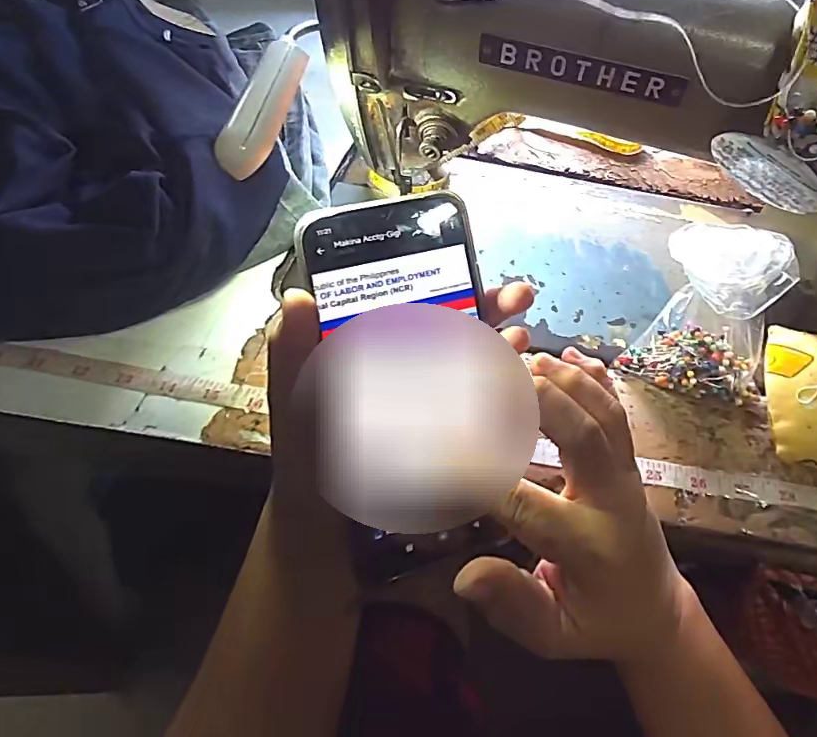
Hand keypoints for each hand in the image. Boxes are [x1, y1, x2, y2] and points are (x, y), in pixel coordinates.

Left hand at [262, 281, 538, 563]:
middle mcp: (418, 372)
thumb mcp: (297, 405)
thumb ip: (293, 356)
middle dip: (495, 309)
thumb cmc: (310, 460)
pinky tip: (523, 388)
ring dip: (507, 348)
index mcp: (382, 352)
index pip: (424, 308)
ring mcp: (443, 408)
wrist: (325, 536)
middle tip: (518, 296)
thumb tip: (297, 297)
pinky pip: (491, 414)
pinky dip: (511, 398)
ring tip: (520, 341)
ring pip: (484, 367)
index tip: (478, 279)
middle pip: (464, 330)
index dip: (454, 289)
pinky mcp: (458, 444)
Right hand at [452, 348, 693, 664]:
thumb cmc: (598, 621)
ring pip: (605, 414)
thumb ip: (513, 604)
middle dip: (540, 400)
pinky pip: (618, 411)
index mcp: (588, 544)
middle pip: (583, 435)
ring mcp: (627, 473)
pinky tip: (571, 354)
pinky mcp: (632, 460)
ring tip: (528, 358)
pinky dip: (596, 378)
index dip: (482, 473)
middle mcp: (612, 498)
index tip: (444, 447)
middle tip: (496, 374)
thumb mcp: (553, 634)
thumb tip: (465, 578)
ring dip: (568, 380)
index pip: (526, 503)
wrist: (657, 611)